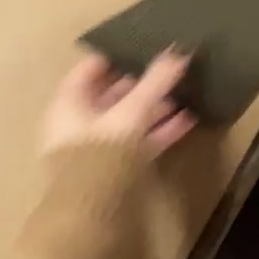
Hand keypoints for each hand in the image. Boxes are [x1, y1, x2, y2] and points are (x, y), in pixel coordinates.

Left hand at [43, 48, 197, 156]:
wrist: (89, 214)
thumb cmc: (100, 152)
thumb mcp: (131, 111)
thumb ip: (155, 82)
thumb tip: (179, 50)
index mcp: (69, 105)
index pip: (90, 69)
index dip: (116, 55)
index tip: (145, 43)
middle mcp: (80, 123)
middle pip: (113, 94)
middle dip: (144, 82)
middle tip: (172, 67)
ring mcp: (98, 145)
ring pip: (130, 117)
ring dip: (157, 105)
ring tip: (187, 92)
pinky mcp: (116, 165)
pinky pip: (141, 139)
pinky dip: (162, 129)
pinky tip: (189, 119)